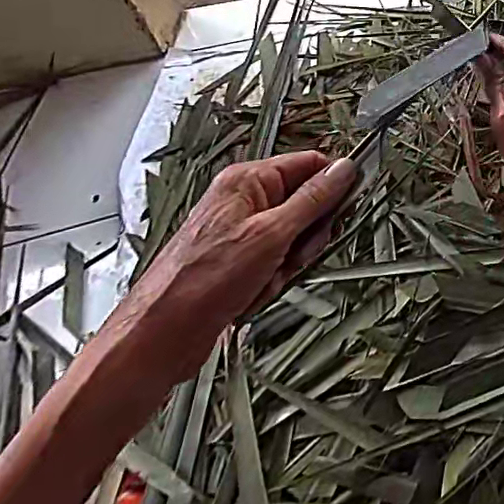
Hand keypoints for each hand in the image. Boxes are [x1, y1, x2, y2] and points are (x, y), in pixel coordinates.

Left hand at [117, 150, 356, 379]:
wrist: (157, 339)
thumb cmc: (200, 282)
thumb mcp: (272, 234)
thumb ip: (314, 199)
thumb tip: (344, 170)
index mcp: (248, 180)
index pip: (310, 164)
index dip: (333, 184)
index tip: (347, 207)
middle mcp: (244, 201)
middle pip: (306, 204)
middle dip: (307, 236)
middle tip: (292, 253)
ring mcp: (241, 233)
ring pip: (295, 239)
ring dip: (289, 263)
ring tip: (265, 277)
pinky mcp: (239, 263)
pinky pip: (277, 263)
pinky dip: (273, 281)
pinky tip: (253, 292)